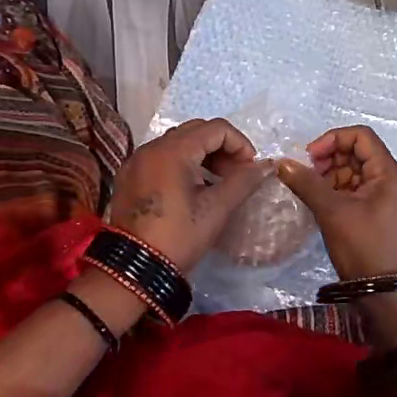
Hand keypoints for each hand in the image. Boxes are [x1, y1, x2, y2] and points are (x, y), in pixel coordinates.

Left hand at [105, 119, 273, 269]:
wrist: (136, 268)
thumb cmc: (179, 236)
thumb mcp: (216, 209)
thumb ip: (243, 181)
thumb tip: (267, 165)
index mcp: (173, 151)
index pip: (216, 128)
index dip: (240, 144)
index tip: (250, 169)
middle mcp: (151, 148)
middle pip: (195, 131)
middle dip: (221, 148)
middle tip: (235, 175)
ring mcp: (136, 161)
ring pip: (177, 143)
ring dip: (202, 156)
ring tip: (216, 182)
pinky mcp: (129, 177)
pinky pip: (160, 158)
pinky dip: (181, 164)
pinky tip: (192, 189)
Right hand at [276, 126, 396, 280]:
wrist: (380, 288)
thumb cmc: (361, 245)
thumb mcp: (332, 211)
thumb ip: (307, 183)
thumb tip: (282, 163)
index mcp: (388, 172)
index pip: (361, 136)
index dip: (333, 139)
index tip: (309, 156)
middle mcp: (390, 178)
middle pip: (357, 151)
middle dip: (329, 157)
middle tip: (307, 174)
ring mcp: (383, 195)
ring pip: (353, 170)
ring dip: (330, 174)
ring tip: (310, 189)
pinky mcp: (375, 210)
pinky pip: (354, 188)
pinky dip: (335, 189)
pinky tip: (319, 200)